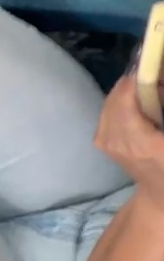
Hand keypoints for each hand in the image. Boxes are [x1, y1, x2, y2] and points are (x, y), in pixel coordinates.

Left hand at [97, 74, 163, 200]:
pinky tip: (141, 99)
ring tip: (150, 81)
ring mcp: (104, 140)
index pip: (126, 101)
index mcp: (137, 141)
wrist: (163, 194)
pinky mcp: (102, 141)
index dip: (138, 81)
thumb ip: (162, 110)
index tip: (153, 66)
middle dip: (135, 83)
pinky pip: (110, 114)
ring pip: (110, 105)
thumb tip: (159, 90)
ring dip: (128, 92)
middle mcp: (113, 139)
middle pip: (115, 100)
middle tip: (154, 69)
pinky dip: (124, 103)